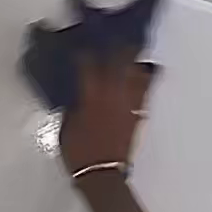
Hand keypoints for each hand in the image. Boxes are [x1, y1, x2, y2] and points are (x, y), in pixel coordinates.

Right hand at [59, 48, 157, 179]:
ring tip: (131, 49)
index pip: (88, 66)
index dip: (84, 53)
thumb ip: (73, 106)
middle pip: (117, 63)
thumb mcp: (66, 127)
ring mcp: (128, 104)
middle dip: (115, 47)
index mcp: (91, 97)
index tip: (81, 44)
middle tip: (112, 36)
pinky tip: (145, 72)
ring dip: (133, 60)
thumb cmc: (79, 152)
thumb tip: (77, 93)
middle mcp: (113, 95)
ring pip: (135, 74)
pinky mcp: (136, 115)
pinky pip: (144, 91)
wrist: (101, 174)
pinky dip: (145, 79)